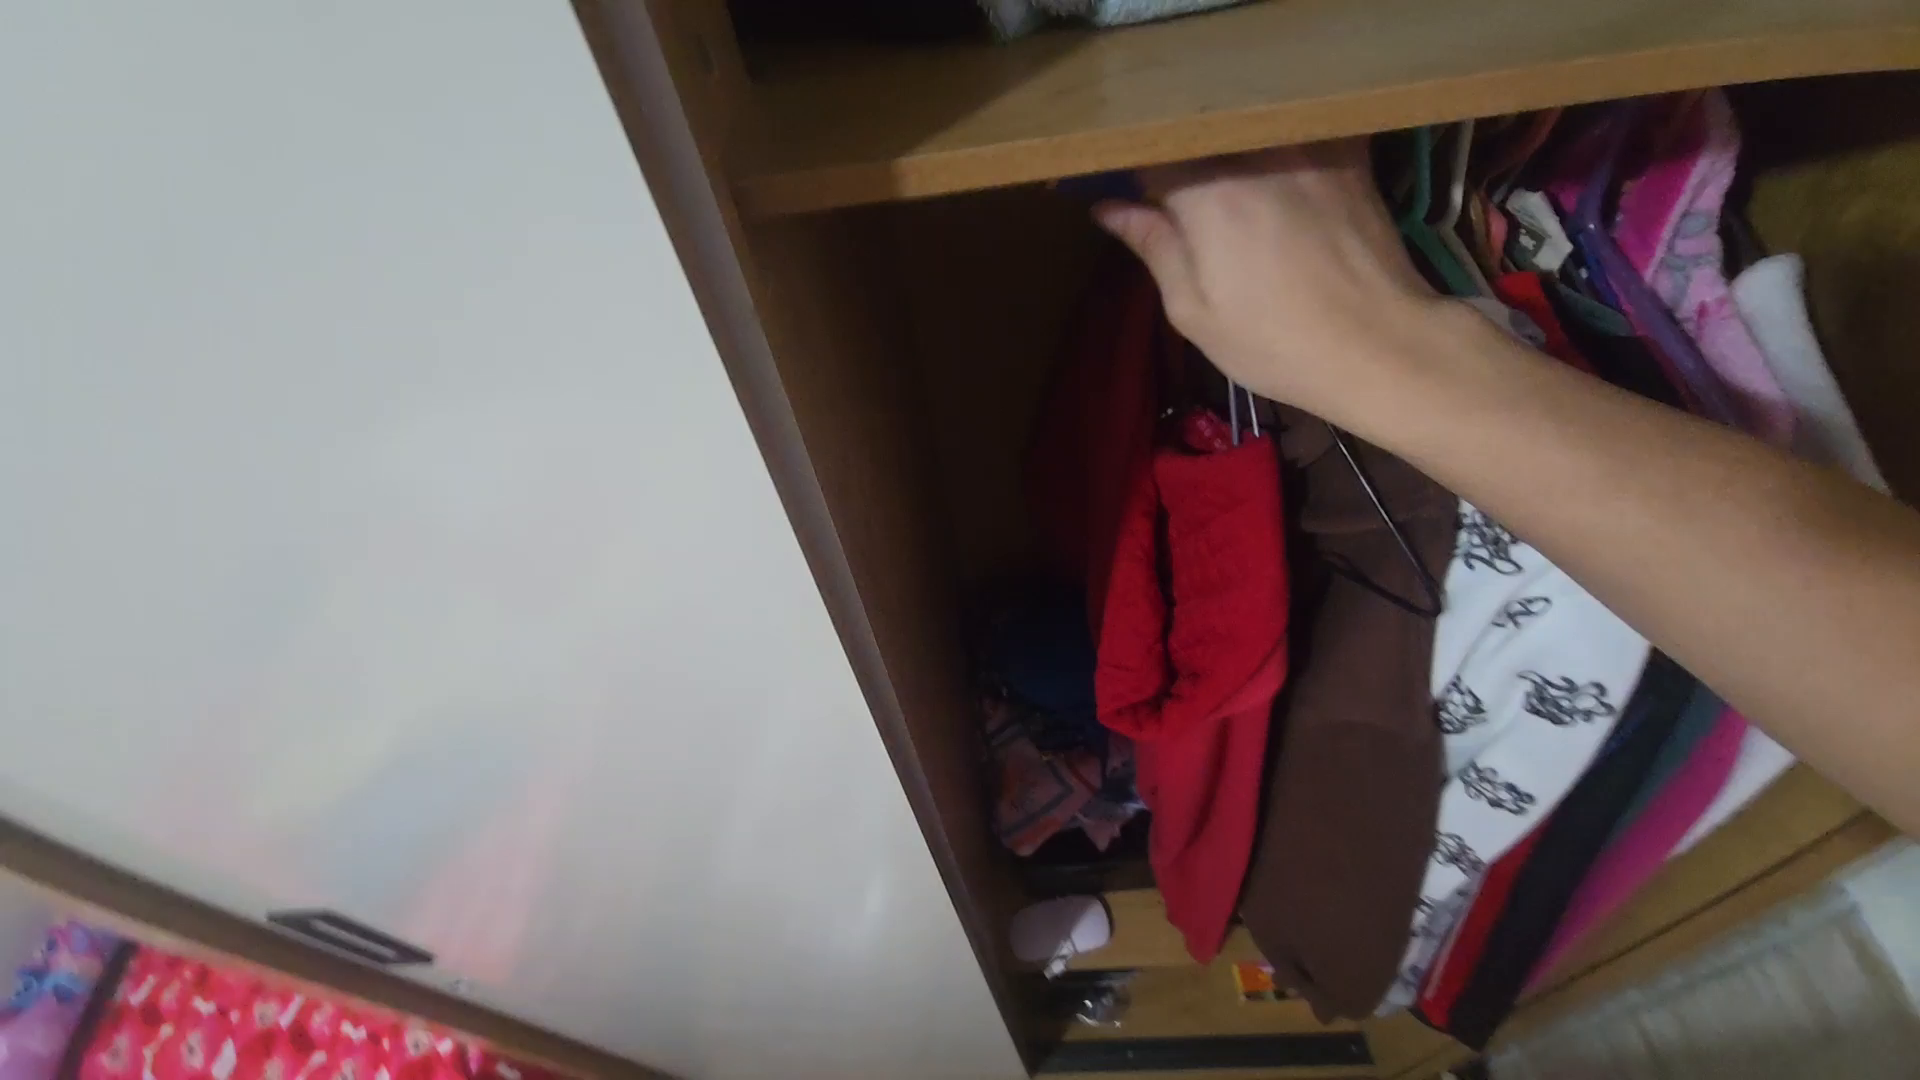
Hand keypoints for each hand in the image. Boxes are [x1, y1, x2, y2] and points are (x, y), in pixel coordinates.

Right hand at [1093, 140, 1449, 423]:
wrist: (1377, 343)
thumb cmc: (1271, 342)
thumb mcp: (1192, 309)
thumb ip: (1154, 246)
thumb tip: (1110, 206)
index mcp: (1206, 194)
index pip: (1152, 160)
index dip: (1139, 183)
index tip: (1139, 210)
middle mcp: (1255, 154)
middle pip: (1201, 143)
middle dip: (1185, 173)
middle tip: (1188, 223)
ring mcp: (1307, 148)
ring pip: (1248, 139)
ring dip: (1232, 165)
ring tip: (1238, 214)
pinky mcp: (1348, 156)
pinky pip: (1296, 140)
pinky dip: (1279, 160)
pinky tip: (1284, 198)